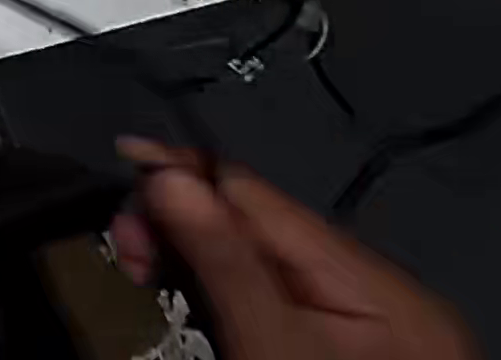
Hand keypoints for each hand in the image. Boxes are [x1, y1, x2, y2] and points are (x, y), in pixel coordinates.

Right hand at [108, 138, 478, 359]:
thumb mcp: (266, 342)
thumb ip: (222, 256)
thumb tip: (166, 174)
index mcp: (373, 283)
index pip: (253, 191)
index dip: (182, 172)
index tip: (126, 158)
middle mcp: (370, 286)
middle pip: (245, 218)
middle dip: (174, 219)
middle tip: (127, 245)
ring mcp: (352, 314)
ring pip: (242, 247)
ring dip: (180, 246)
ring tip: (140, 266)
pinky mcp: (325, 334)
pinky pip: (253, 279)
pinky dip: (206, 274)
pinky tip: (178, 283)